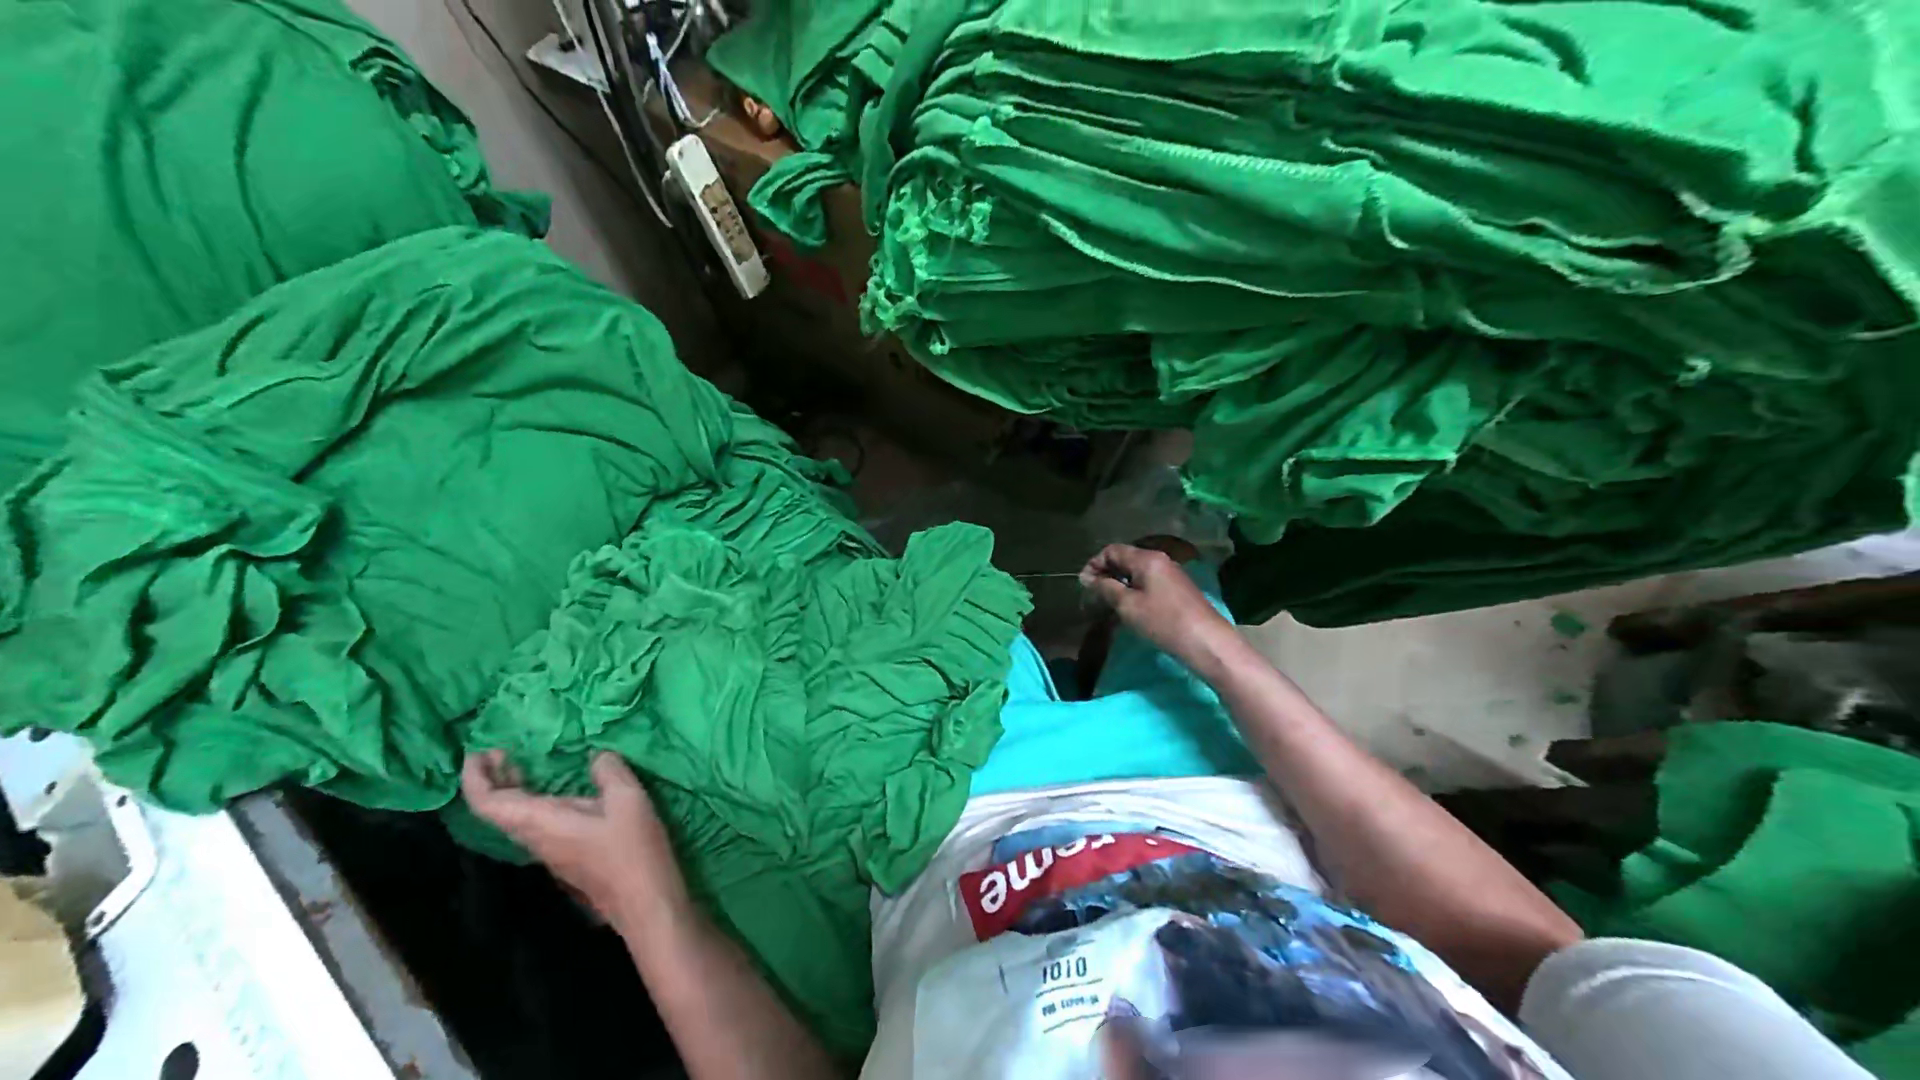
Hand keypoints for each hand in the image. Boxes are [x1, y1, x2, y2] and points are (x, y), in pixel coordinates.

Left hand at [461, 750, 689, 925]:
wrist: (645, 903)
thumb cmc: (632, 850)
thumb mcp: (627, 800)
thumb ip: (609, 771)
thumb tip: (596, 755)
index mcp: (541, 823)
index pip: (489, 803)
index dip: (476, 777)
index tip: (481, 751)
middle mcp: (537, 839)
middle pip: (498, 811)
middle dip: (494, 780)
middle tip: (505, 751)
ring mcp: (550, 853)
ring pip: (518, 820)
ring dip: (516, 791)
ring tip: (529, 765)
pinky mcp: (567, 859)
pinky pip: (538, 826)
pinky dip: (538, 802)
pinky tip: (565, 793)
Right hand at [1079, 543, 1242, 674]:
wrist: (1206, 641)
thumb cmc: (1163, 621)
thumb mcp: (1127, 605)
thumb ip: (1106, 588)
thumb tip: (1089, 578)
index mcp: (1146, 558)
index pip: (1112, 550)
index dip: (1094, 564)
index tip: (1083, 584)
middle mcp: (1159, 560)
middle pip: (1125, 558)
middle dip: (1106, 573)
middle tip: (1093, 594)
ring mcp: (1171, 574)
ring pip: (1137, 571)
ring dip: (1119, 583)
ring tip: (1108, 602)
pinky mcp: (1177, 589)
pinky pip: (1148, 581)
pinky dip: (1134, 589)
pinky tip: (1130, 607)